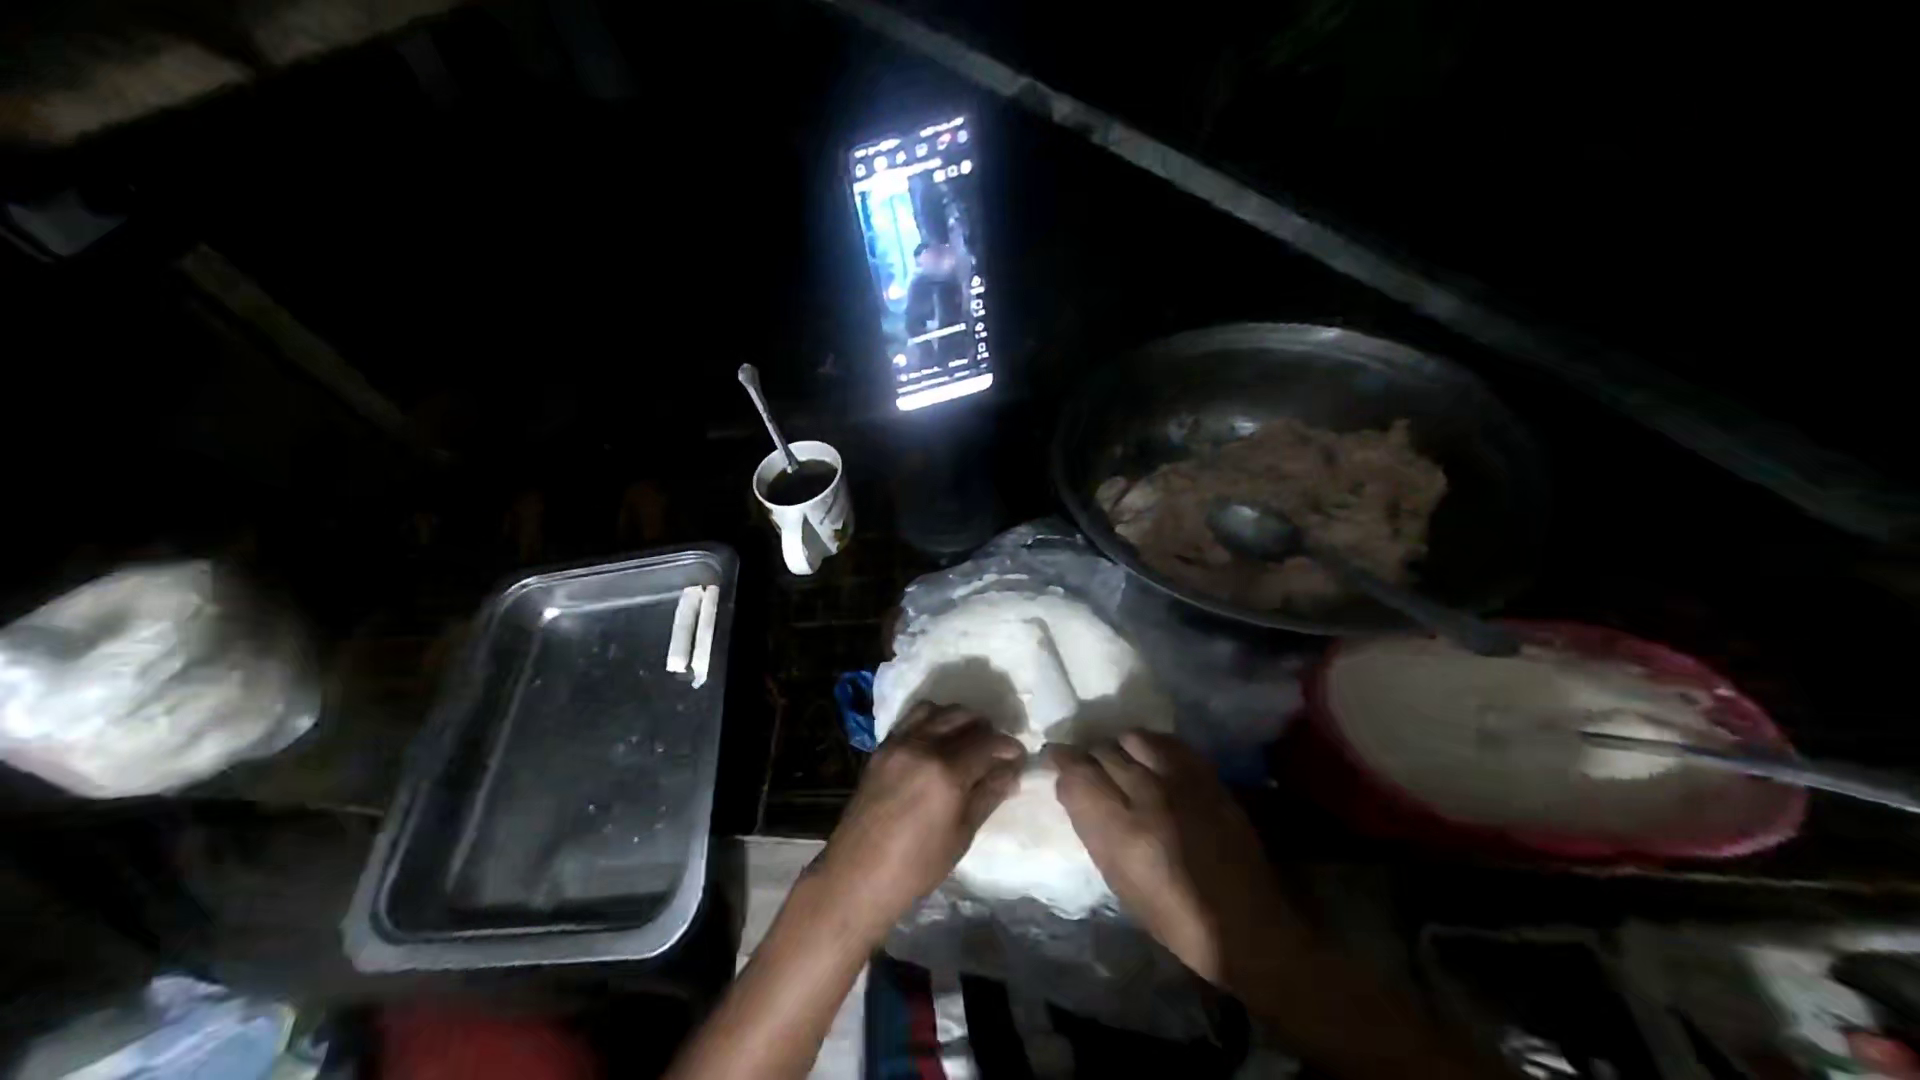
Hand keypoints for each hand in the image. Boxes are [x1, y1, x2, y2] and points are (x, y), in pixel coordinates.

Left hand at [815, 704, 1024, 938]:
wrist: (858, 875)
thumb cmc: (917, 866)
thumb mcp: (962, 834)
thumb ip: (988, 795)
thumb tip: (1011, 772)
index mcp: (946, 771)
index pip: (989, 742)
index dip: (1009, 747)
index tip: (1019, 757)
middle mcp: (922, 747)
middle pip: (964, 717)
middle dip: (986, 728)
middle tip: (995, 749)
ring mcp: (898, 744)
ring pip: (936, 710)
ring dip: (958, 718)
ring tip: (967, 739)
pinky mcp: (881, 749)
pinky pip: (911, 719)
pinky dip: (931, 720)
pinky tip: (937, 741)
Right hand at [1049, 731, 1297, 984]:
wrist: (1243, 922)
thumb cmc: (1171, 915)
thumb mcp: (1116, 877)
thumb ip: (1091, 826)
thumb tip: (1072, 787)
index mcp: (1120, 831)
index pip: (1077, 773)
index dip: (1061, 760)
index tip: (1055, 758)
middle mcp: (1148, 796)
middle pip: (1102, 751)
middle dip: (1088, 755)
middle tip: (1086, 764)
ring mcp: (1181, 781)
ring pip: (1133, 737)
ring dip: (1119, 747)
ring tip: (1120, 759)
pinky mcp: (1208, 776)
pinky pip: (1168, 742)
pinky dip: (1151, 745)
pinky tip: (1150, 757)